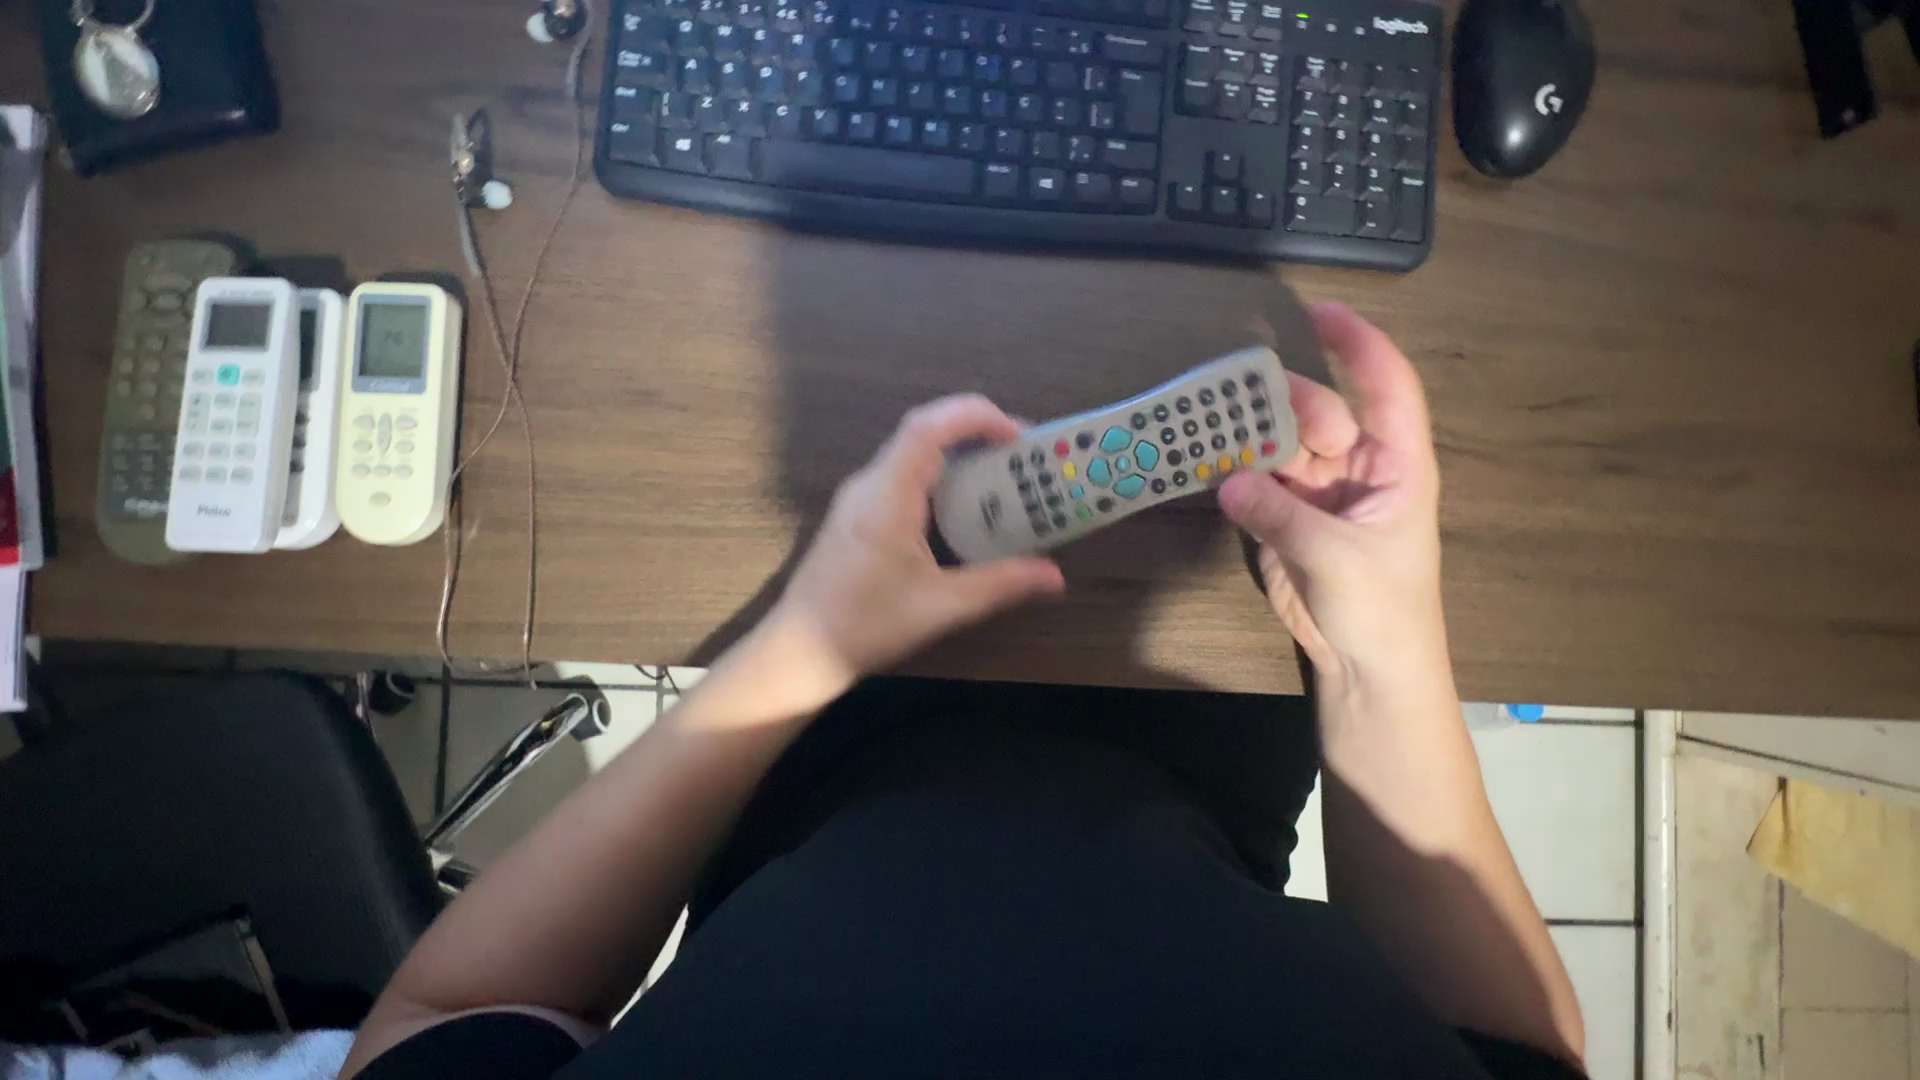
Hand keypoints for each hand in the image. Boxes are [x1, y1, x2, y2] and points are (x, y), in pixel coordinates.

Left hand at [770, 394, 1067, 688]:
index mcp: (887, 497)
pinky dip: (941, 477)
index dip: (976, 416)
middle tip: (1022, 454)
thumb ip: (1000, 585)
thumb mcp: (941, 607)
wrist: (800, 649)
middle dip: (977, 431)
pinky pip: (905, 476)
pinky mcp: (858, 514)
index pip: (928, 427)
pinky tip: (964, 508)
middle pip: (924, 432)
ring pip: (913, 453)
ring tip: (1002, 475)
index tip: (1017, 434)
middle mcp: (870, 485)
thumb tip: (1054, 576)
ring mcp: (860, 497)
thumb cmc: (865, 626)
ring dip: (959, 455)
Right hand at [1216, 303, 1445, 685]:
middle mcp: (1354, 468)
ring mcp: (1313, 493)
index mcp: (1396, 465)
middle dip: (1284, 405)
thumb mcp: (1341, 560)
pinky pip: (1252, 483)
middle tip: (1240, 410)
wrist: (1365, 665)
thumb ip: (1283, 517)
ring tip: (1206, 426)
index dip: (1360, 346)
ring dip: (1246, 437)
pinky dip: (1229, 473)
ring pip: (1278, 445)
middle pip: (1317, 412)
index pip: (1386, 388)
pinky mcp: (1281, 518)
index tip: (1321, 311)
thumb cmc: (1383, 610)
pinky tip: (1203, 463)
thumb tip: (1228, 481)